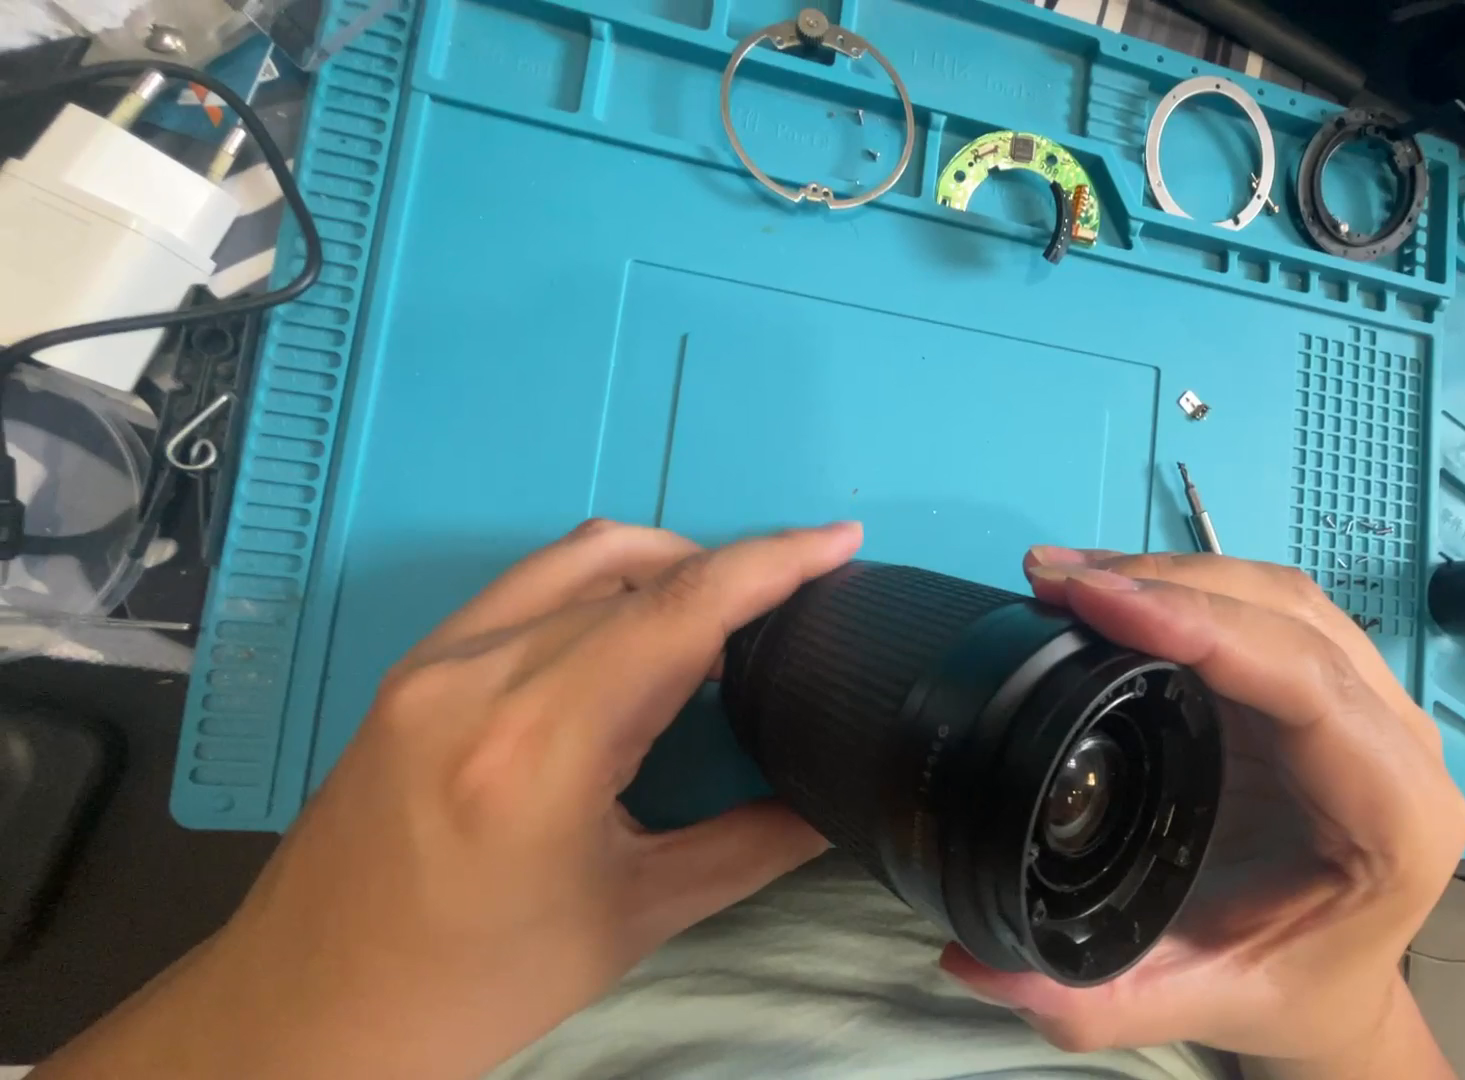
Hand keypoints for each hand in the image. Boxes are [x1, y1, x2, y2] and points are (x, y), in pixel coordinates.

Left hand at [39, 520, 864, 1079]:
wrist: (297, 1020)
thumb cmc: (476, 985)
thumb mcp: (637, 919)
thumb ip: (755, 844)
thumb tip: (837, 800)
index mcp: (541, 745)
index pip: (681, 610)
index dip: (773, 562)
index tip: (842, 540)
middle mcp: (481, 675)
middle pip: (644, 577)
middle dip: (738, 575)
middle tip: (797, 612)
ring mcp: (438, 658)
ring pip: (590, 558)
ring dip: (679, 566)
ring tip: (729, 621)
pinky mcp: (419, 662)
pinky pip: (540, 581)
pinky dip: (616, 579)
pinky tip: (643, 627)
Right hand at [939, 548, 1464, 1071]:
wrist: (1342, 984)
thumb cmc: (1291, 988)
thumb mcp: (1199, 1000)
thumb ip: (1089, 997)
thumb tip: (965, 954)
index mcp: (1391, 811)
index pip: (1303, 680)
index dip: (1198, 624)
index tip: (1092, 601)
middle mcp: (1393, 737)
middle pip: (1285, 611)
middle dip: (1164, 581)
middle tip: (1054, 582)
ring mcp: (1362, 697)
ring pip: (1272, 592)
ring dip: (1167, 569)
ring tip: (1066, 575)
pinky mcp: (1317, 681)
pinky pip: (1256, 606)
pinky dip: (1180, 583)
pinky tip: (1110, 586)